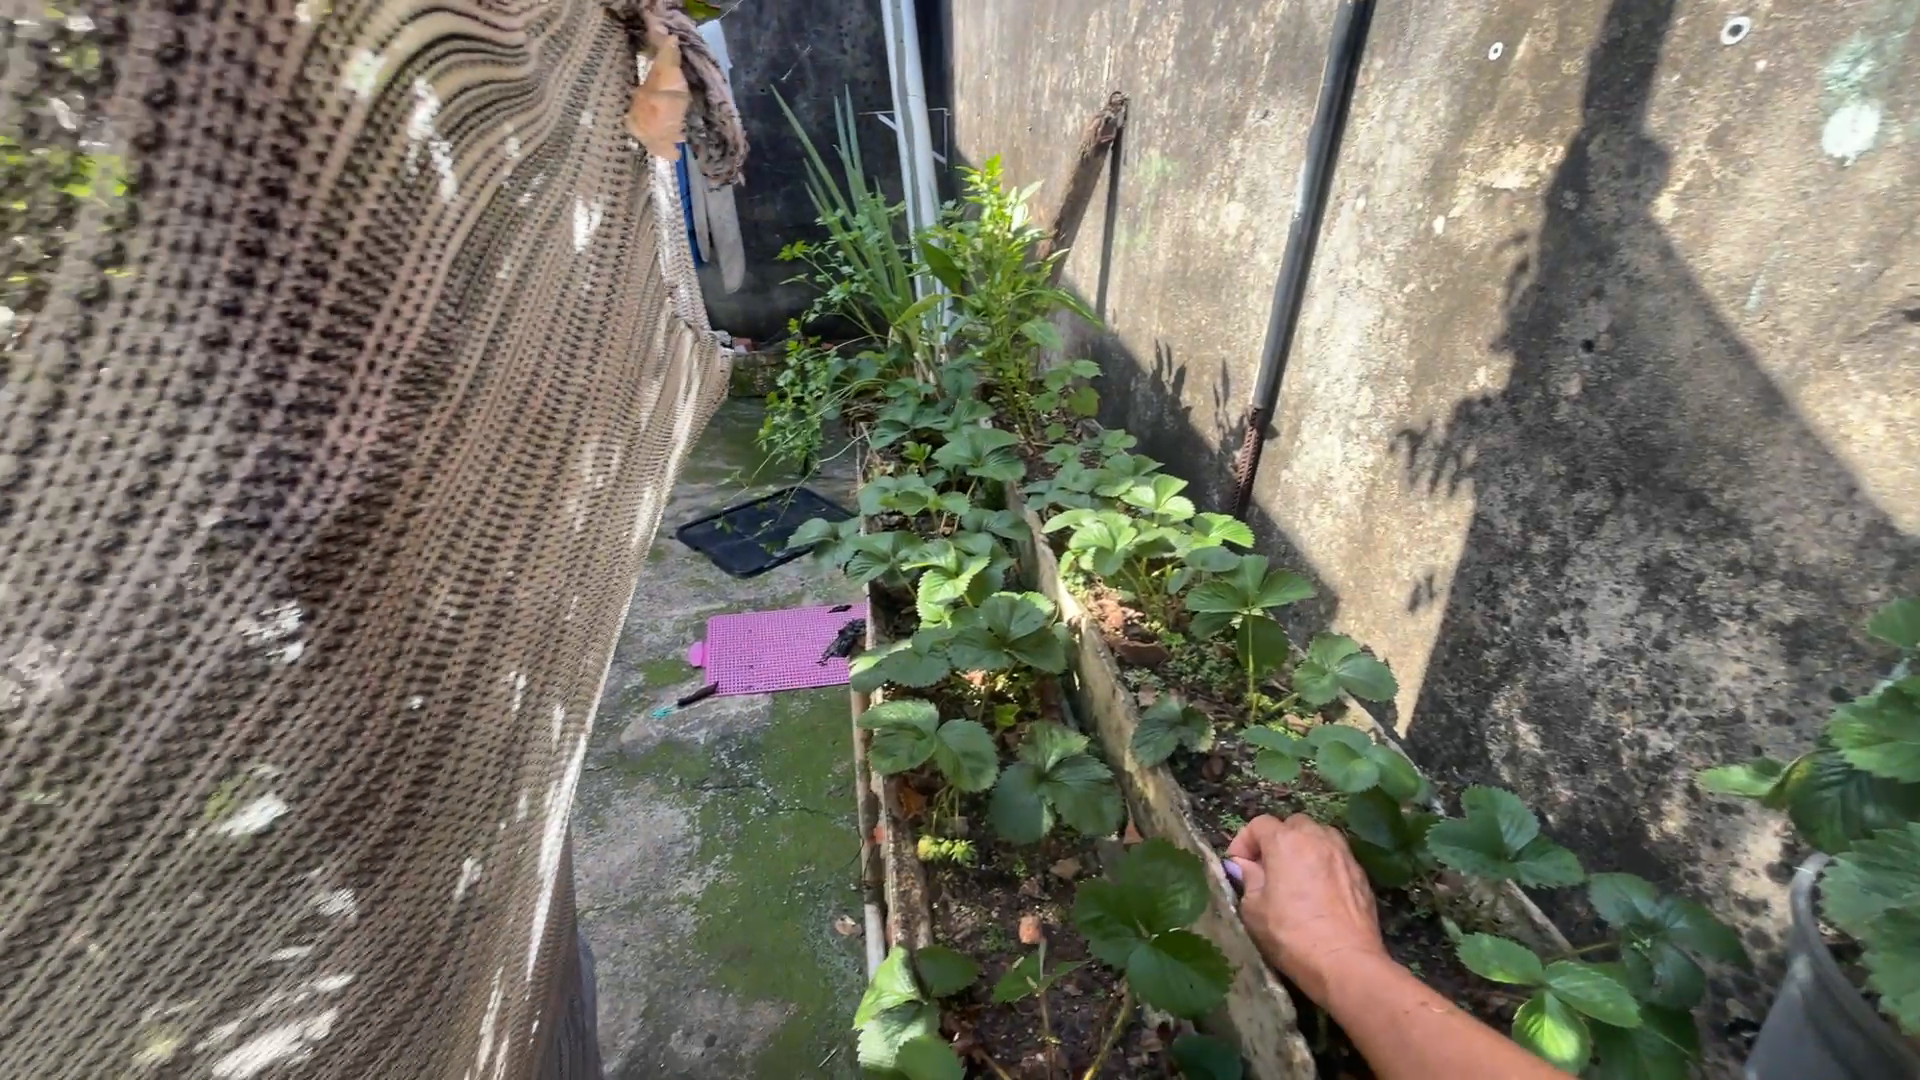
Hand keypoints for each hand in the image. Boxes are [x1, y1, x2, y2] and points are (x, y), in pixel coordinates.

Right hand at [1227, 814, 1389, 1005]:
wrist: (1346, 964)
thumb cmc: (1291, 934)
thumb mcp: (1254, 909)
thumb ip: (1248, 879)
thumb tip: (1245, 866)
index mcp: (1285, 841)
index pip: (1259, 824)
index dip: (1244, 841)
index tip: (1239, 865)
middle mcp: (1316, 839)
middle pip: (1292, 824)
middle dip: (1277, 839)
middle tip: (1268, 867)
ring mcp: (1343, 855)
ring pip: (1319, 836)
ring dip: (1304, 846)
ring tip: (1297, 872)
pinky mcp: (1361, 876)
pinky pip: (1337, 857)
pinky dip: (1325, 864)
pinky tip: (1320, 890)